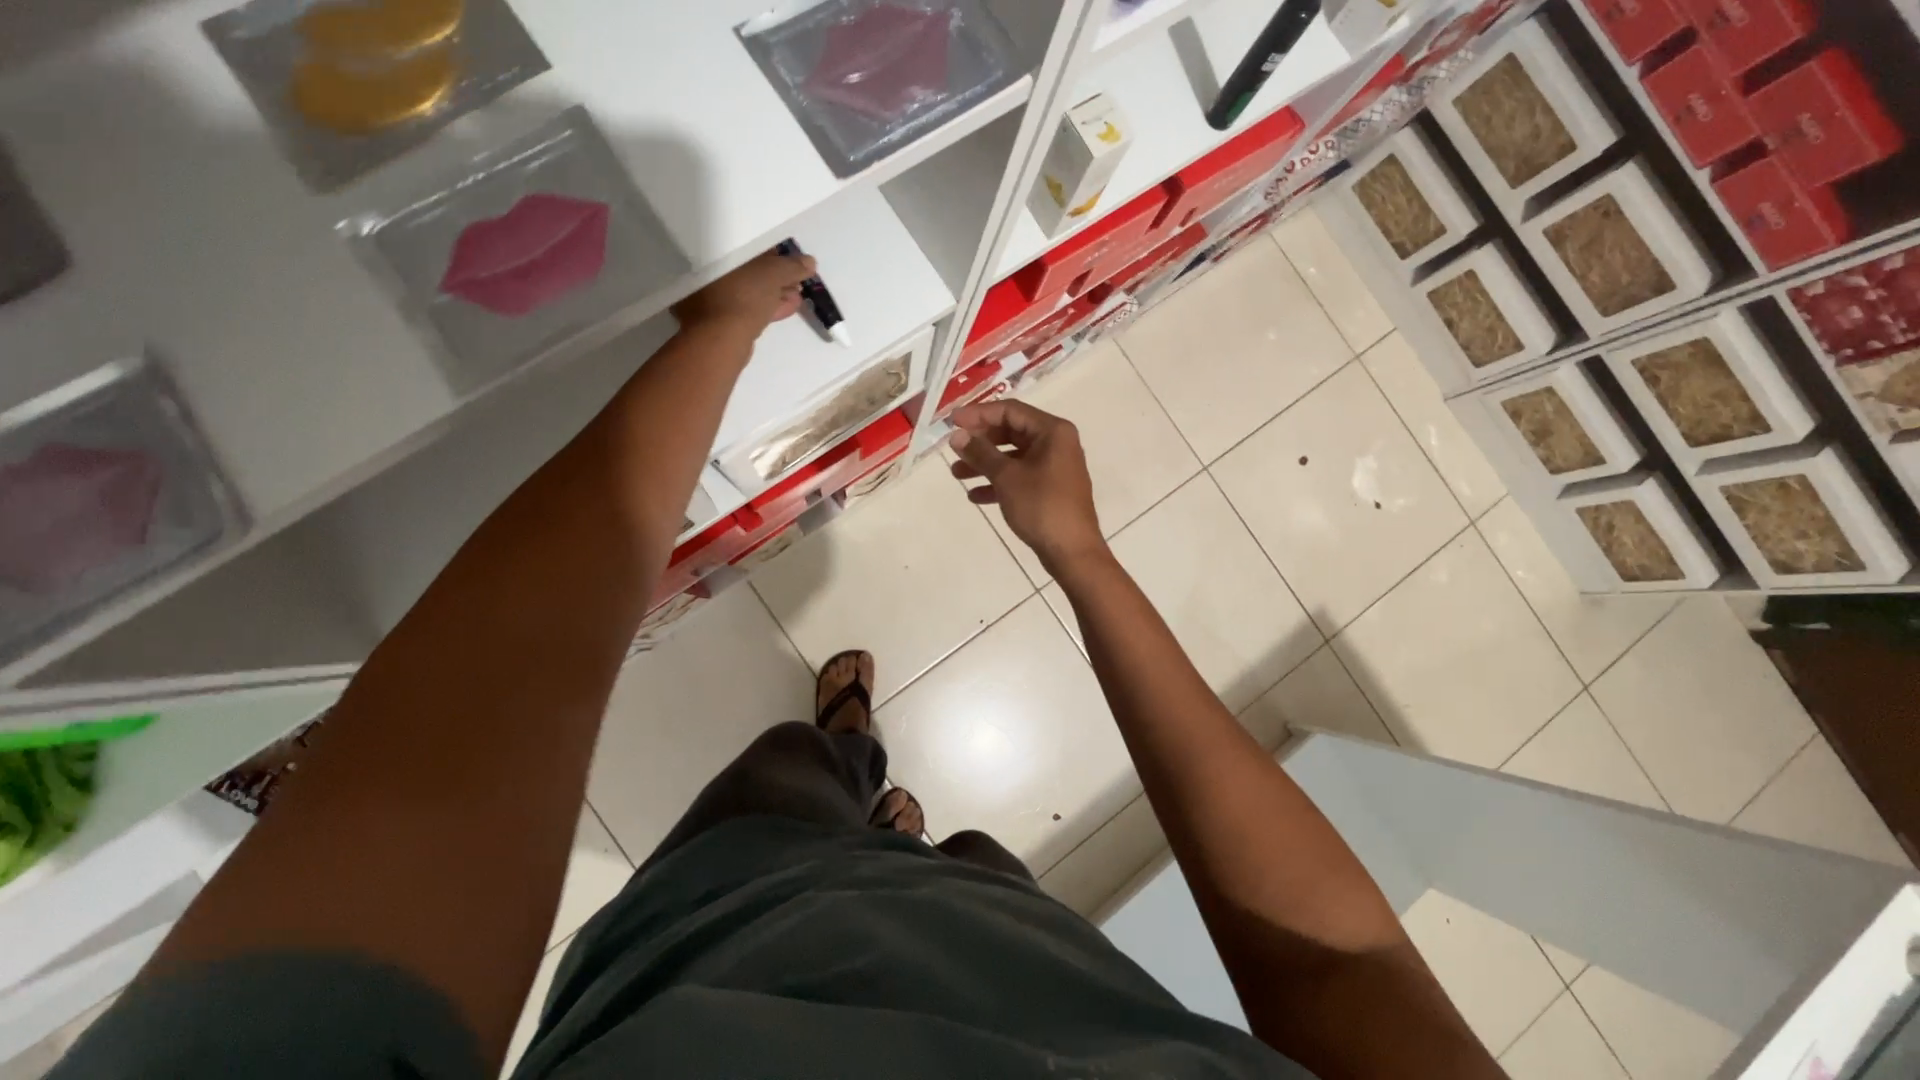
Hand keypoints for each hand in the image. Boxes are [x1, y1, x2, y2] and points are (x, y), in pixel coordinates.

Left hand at [672, 250, 816, 335]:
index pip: (753, 247)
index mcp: (721, 253)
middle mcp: (714, 271)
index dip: (778, 254)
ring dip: (777, 294)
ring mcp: (714, 296)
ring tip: (798, 298)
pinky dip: (767, 307)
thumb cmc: (744, 295)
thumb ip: (793, 266)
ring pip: (752, 291)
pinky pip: (749, 307)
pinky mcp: (721, 319)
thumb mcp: (773, 274)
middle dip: (779, 277)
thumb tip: (810, 262)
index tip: (796, 263)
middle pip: (752, 270)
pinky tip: (786, 309)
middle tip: (799, 283)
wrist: (722, 338)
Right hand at [949, 400, 1107, 572]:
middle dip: (981, 441)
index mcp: (1053, 431)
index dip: (979, 414)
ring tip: (956, 474)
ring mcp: (1055, 467)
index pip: (1010, 411)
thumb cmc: (1041, 506)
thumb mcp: (1006, 477)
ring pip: (1014, 457)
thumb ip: (980, 453)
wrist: (1072, 552)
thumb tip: (957, 436)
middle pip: (1012, 432)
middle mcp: (1057, 443)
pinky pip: (1021, 477)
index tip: (952, 422)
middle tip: (954, 447)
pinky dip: (999, 482)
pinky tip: (976, 496)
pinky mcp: (1051, 489)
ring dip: (985, 463)